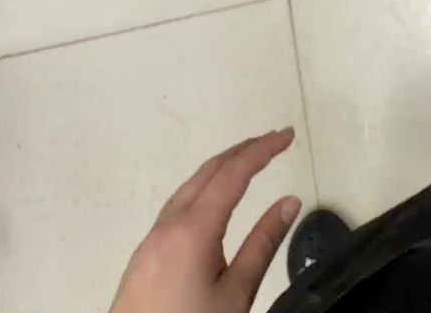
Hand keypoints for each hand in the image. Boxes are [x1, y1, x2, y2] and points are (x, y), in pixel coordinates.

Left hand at [111, 128, 302, 312]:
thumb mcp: (236, 295)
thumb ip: (263, 244)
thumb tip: (290, 201)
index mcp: (192, 231)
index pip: (233, 174)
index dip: (262, 150)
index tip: (288, 135)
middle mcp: (166, 228)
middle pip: (206, 172)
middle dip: (241, 151)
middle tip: (274, 140)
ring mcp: (148, 244)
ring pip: (188, 188)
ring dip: (220, 168)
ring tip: (248, 163)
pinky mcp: (141, 261)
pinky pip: (176, 207)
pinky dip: (202, 189)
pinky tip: (213, 201)